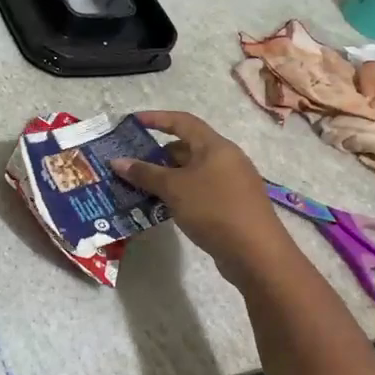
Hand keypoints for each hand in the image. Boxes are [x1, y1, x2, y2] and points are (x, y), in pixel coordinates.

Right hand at [109, 110, 294, 282]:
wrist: (258, 256)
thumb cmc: (214, 209)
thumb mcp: (173, 188)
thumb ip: (143, 172)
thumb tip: (116, 161)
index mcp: (216, 148)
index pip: (182, 121)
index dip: (155, 118)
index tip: (131, 122)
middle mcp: (226, 160)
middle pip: (186, 147)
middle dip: (156, 153)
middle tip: (130, 161)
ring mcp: (231, 184)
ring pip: (191, 171)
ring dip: (165, 176)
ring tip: (138, 184)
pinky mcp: (232, 206)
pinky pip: (198, 190)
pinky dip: (178, 192)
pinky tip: (160, 205)